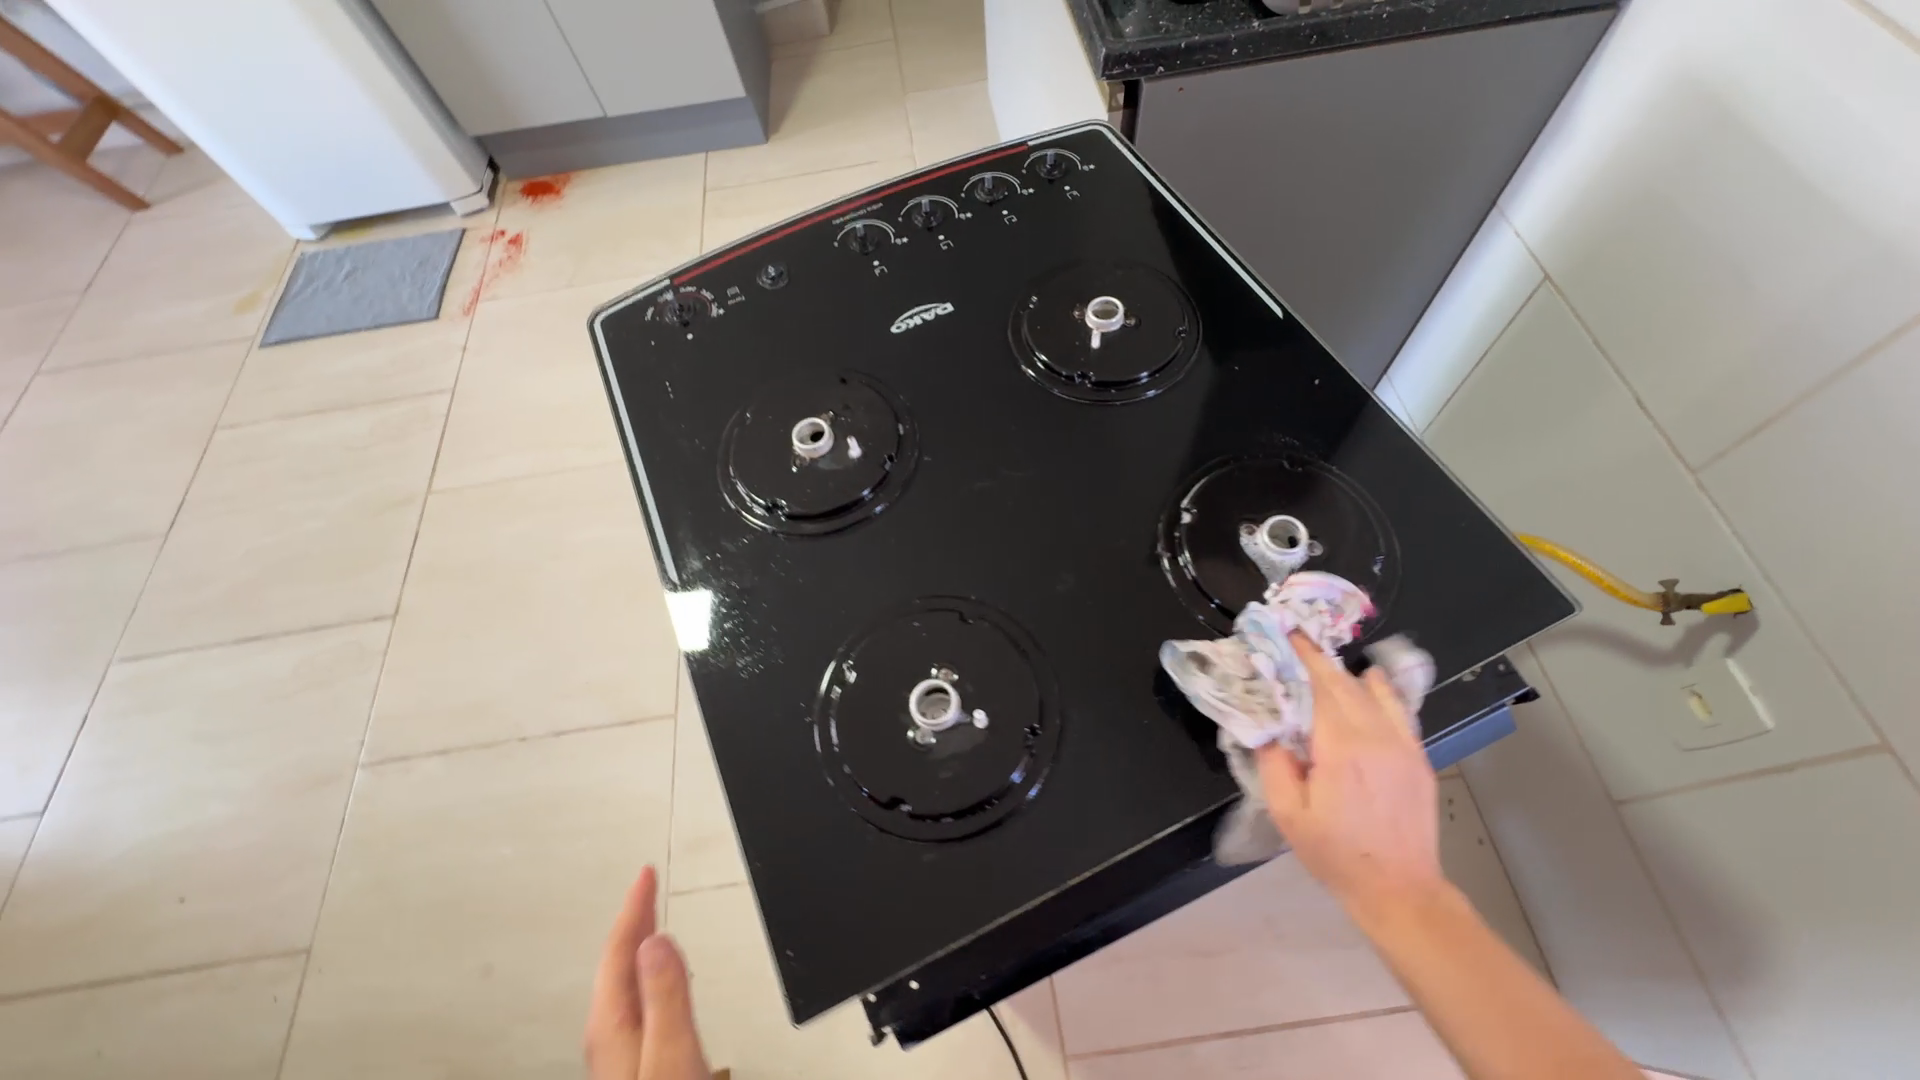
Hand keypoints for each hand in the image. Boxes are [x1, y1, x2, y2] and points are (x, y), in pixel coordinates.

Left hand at [585, 866, 711, 1079]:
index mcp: (614, 1029)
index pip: (620, 953)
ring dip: (637, 950)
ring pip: (624, 987)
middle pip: (617, 968)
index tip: (645, 874)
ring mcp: (621, 1057)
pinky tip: (660, 986)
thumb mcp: (672, 1058)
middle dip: (632, 924)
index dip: (634, 910)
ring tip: (652, 924)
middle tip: (648, 888)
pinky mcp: (636, 1069)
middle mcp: (611, 1040)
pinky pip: (637, 1005)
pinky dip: (649, 979)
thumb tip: (656, 941)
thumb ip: (665, 999)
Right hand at [1255, 634, 1445, 917]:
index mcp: (1341, 749)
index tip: (1286, 636)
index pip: (1320, 688)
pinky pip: (1399, 711)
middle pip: (1346, 684)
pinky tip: (1370, 681)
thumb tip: (1267, 729)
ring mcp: (1404, 747)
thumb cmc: (1336, 854)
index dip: (1302, 659)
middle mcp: (1377, 738)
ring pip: (1375, 694)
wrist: (1400, 889)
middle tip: (1297, 641)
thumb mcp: (1287, 814)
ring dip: (1347, 674)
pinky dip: (1381, 691)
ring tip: (1325, 663)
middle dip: (1319, 660)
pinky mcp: (1418, 759)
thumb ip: (1273, 764)